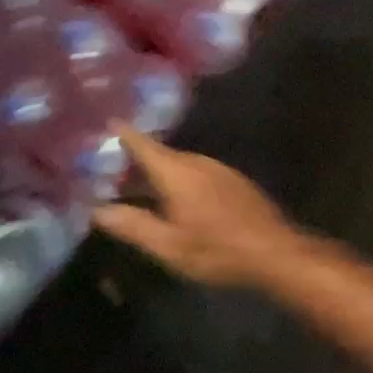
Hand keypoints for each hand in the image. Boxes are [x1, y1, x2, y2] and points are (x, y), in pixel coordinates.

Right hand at [93, 124, 304, 285]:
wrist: (274, 251)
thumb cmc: (216, 250)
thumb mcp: (168, 245)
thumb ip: (132, 225)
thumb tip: (97, 210)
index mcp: (177, 171)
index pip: (143, 144)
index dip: (124, 134)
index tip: (108, 120)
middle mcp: (197, 162)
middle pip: (161, 154)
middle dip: (136, 160)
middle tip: (110, 168)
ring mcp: (219, 169)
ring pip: (180, 164)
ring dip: (159, 171)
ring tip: (137, 185)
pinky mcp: (234, 181)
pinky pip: (197, 172)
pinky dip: (179, 178)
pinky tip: (175, 198)